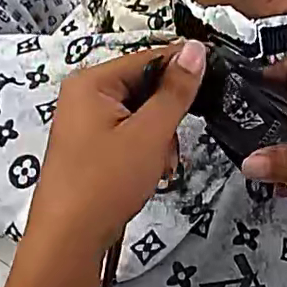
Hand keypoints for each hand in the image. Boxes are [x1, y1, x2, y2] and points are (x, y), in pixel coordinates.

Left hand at [29, 41, 206, 255]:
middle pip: (145, 88)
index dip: (184, 68)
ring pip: (141, 115)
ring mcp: (86, 123)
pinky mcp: (92, 147)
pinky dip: (146, 151)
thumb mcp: (149, 134)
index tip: (217, 80)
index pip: (149, 58)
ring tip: (160, 165)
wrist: (70, 237)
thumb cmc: (106, 182)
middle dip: (168, 115)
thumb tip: (196, 49)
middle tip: (175, 143)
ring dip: (160, 138)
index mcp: (92, 82)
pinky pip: (129, 135)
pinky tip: (150, 172)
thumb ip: (175, 91)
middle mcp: (85, 96)